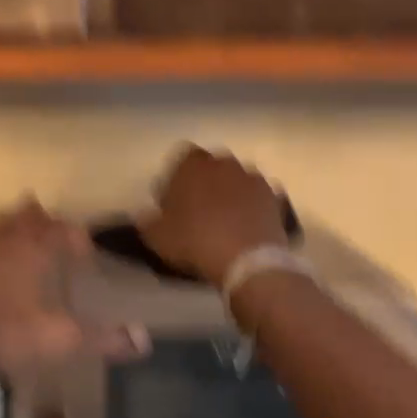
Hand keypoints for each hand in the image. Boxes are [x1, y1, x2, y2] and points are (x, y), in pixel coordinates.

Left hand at [0, 200, 144, 373]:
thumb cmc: (3, 336)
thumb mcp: (57, 340)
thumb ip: (100, 339)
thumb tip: (143, 341)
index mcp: (31, 253)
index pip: (60, 232)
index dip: (74, 236)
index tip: (84, 250)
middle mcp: (1, 240)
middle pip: (24, 219)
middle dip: (37, 219)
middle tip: (44, 216)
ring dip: (3, 219)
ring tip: (9, 217)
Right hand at [141, 145, 288, 287]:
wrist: (248, 261)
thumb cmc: (195, 241)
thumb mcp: (157, 237)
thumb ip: (147, 220)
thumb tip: (143, 213)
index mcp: (192, 164)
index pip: (180, 156)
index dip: (176, 176)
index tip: (172, 198)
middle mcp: (223, 162)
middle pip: (210, 165)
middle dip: (203, 181)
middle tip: (196, 208)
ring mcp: (251, 176)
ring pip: (234, 178)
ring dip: (227, 191)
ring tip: (223, 219)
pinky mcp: (273, 195)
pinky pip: (255, 194)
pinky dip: (249, 204)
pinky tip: (244, 225)